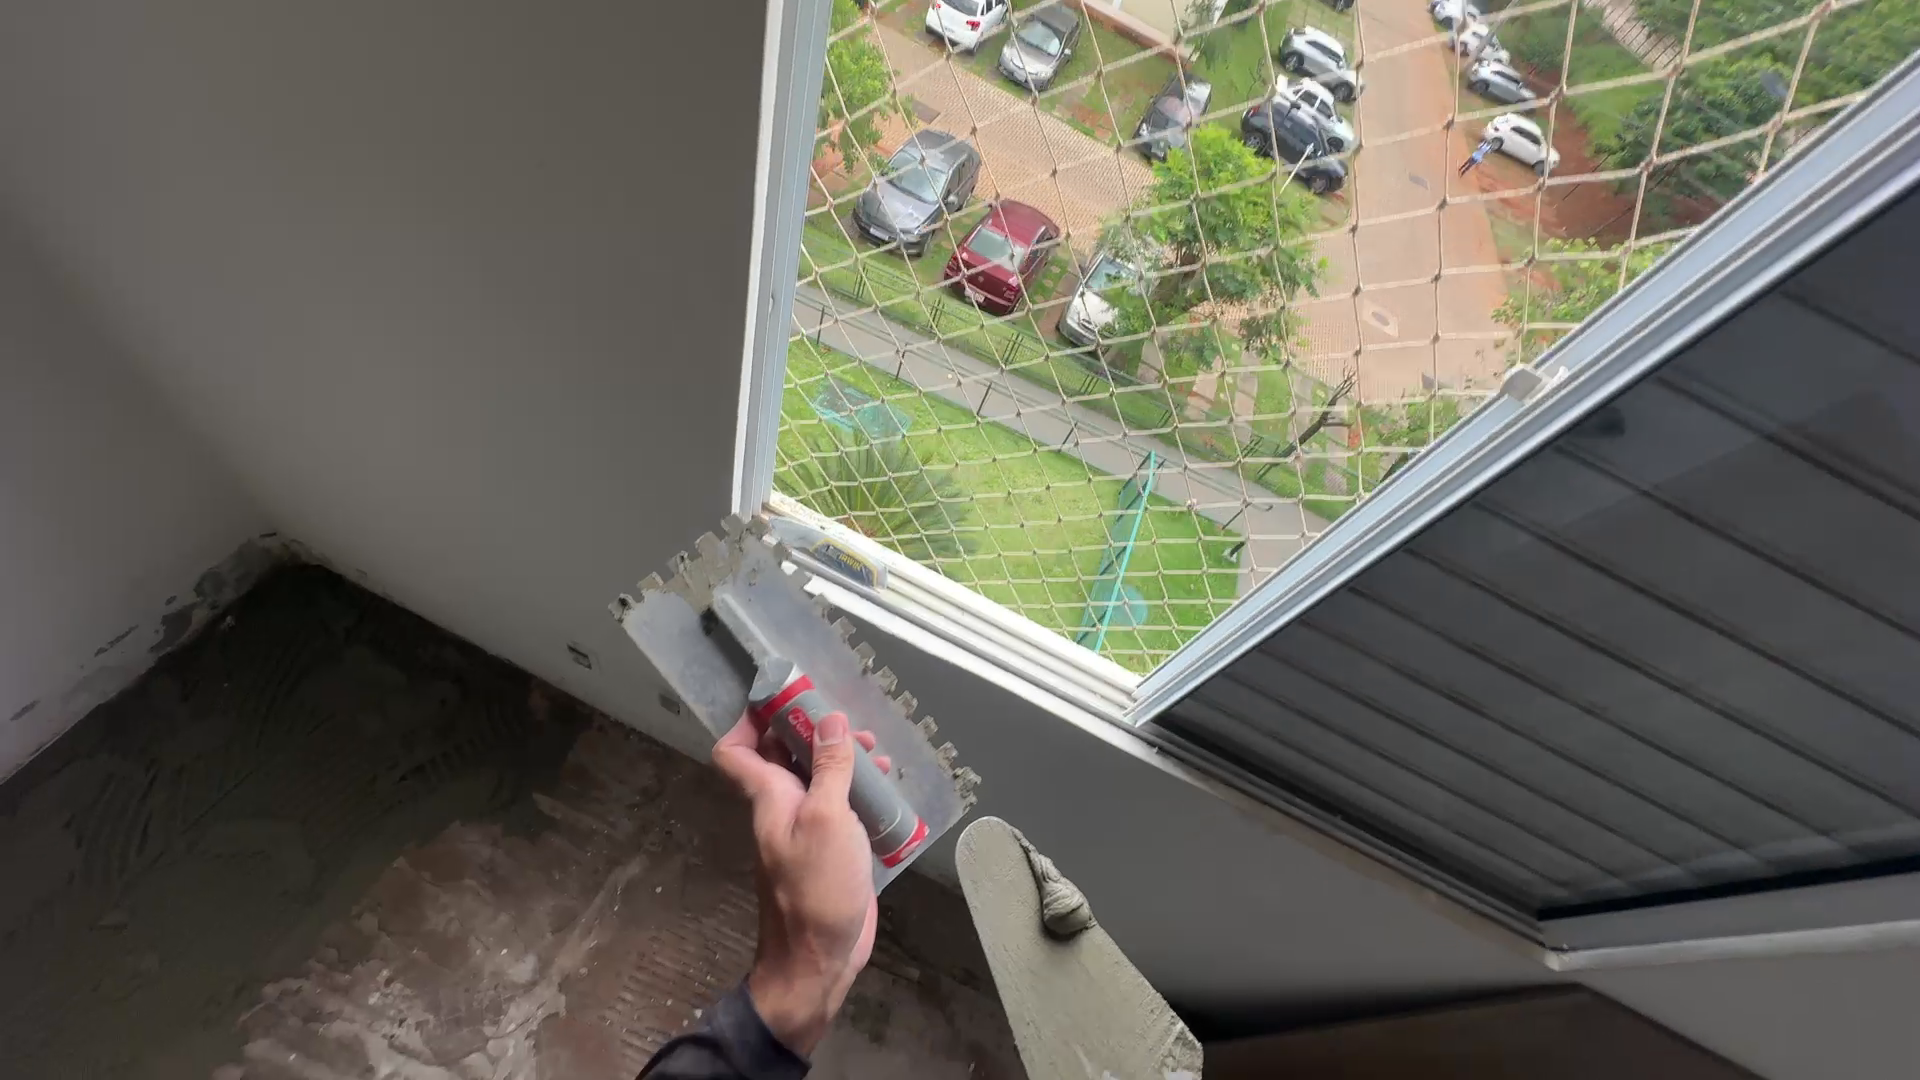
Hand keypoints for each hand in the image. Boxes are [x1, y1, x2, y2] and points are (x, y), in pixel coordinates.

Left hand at [712, 709, 889, 1056]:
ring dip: (841, 759)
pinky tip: (887, 788)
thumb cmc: (816, 888)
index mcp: (769, 796)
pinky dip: (859, 790)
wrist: (819, 961)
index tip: (785, 698)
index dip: (751, 720)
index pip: (736, 751)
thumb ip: (829, 768)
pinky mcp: (832, 848)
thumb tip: (830, 719)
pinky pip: (840, 805)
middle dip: (813, 731)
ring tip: (877, 752)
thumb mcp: (827, 818)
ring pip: (817, 778)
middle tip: (849, 721)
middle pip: (785, 756)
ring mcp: (807, 829)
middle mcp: (783, 807)